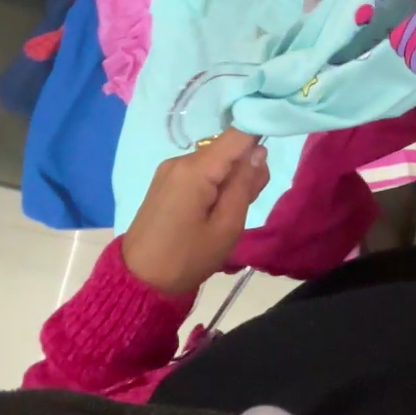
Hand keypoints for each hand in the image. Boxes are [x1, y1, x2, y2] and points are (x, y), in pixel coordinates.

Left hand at [122, 129, 268, 295]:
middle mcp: (180, 160)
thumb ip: (245, 184)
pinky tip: (216, 208)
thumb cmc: (188, 256)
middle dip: (247, 165)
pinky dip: (217, 182)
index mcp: (195, 169)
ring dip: (232, 176)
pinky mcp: (166, 181)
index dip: (260, 134)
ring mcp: (170, 170)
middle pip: (227, 147)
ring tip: (231, 211)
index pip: (237, 134)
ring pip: (216, 159)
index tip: (276, 152)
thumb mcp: (227, 225)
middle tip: (250, 199)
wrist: (139, 281)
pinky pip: (201, 170)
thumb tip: (259, 151)